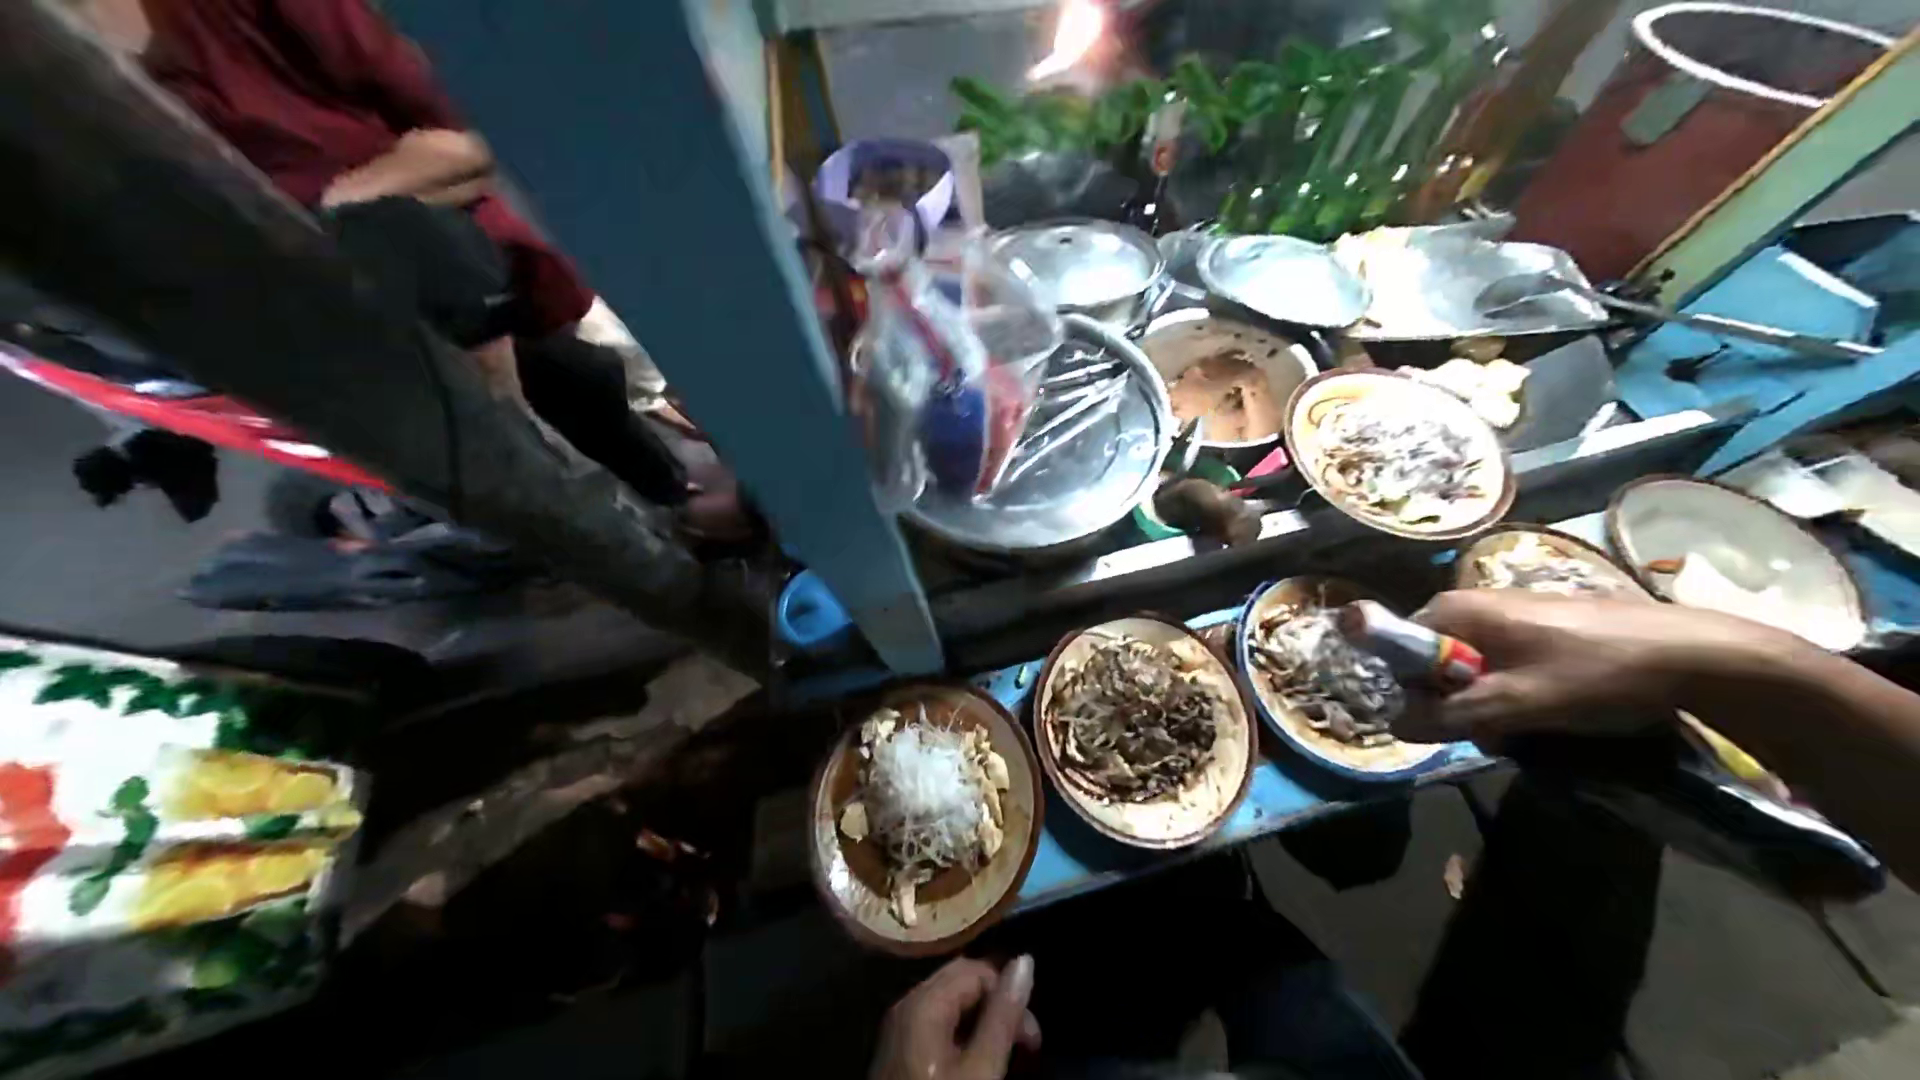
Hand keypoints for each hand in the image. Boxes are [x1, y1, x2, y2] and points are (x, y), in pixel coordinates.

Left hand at [871, 955, 1039, 1079]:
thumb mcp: (981, 1072)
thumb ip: (1003, 1016)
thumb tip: (1026, 960)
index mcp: (922, 1001)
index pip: (975, 969)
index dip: (1008, 993)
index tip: (1033, 1037)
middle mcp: (907, 1004)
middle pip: (960, 981)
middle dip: (997, 1003)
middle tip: (1026, 1044)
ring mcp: (899, 1029)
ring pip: (949, 1002)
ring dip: (982, 1020)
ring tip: (1007, 1054)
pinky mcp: (899, 1052)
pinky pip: (937, 1024)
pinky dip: (962, 1034)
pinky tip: (978, 1062)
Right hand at [1399, 590, 1801, 743]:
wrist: (1701, 655)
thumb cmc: (1595, 673)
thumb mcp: (1514, 703)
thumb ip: (1448, 715)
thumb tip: (1395, 727)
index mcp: (1451, 609)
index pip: (1397, 651)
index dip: (1413, 689)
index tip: (1446, 718)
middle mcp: (1467, 601)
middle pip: (1433, 660)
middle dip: (1455, 700)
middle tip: (1493, 728)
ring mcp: (1504, 611)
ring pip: (1467, 665)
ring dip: (1485, 700)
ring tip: (1526, 724)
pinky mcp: (1537, 624)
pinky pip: (1498, 661)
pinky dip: (1511, 688)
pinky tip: (1546, 707)